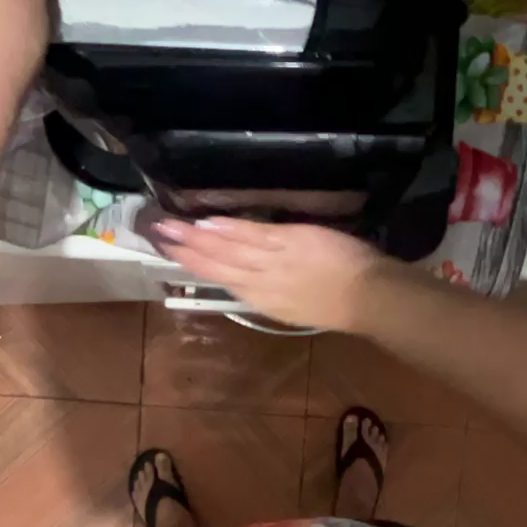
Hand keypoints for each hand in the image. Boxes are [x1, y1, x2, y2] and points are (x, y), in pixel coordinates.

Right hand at [152, 218, 394, 331]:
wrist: (368, 297)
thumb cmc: (340, 302)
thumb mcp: (299, 303)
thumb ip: (276, 287)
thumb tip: (252, 272)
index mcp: (266, 300)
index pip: (226, 280)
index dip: (199, 267)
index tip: (174, 254)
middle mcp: (262, 284)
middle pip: (219, 266)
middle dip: (188, 250)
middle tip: (159, 234)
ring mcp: (273, 263)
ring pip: (229, 251)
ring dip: (198, 239)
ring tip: (171, 227)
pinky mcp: (288, 244)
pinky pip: (252, 237)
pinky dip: (229, 231)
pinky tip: (208, 223)